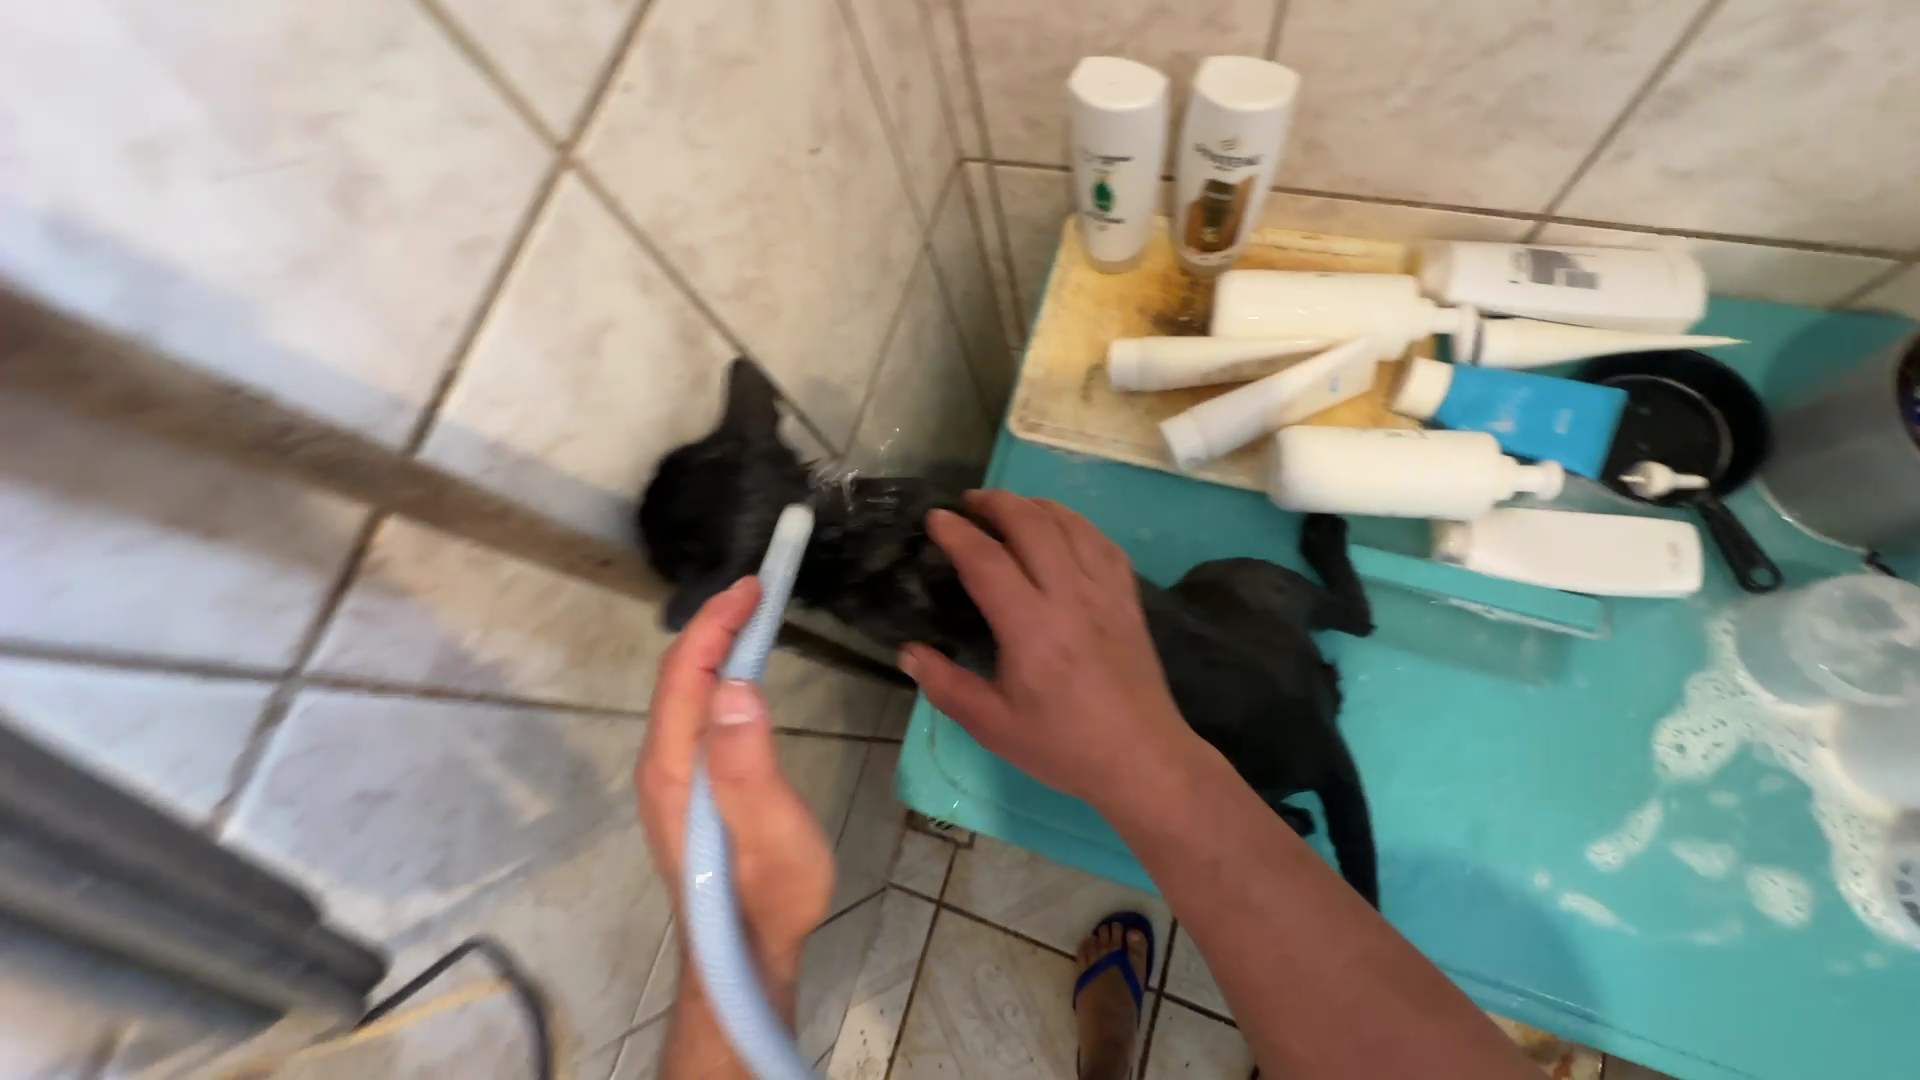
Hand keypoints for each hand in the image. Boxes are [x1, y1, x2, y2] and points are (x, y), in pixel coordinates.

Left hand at [636, 578, 833, 992]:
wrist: (746, 956)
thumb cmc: (769, 894)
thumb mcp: (770, 832)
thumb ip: (746, 763)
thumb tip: (734, 684)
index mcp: (678, 767)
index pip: (685, 675)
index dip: (715, 624)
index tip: (753, 586)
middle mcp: (663, 764)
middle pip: (678, 678)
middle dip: (713, 625)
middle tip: (758, 591)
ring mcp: (672, 778)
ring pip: (684, 693)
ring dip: (713, 647)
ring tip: (753, 617)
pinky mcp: (688, 788)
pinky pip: (695, 713)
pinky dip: (716, 676)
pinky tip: (740, 673)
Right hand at [897, 491, 1200, 808]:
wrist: (1142, 759)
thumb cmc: (1063, 746)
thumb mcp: (993, 725)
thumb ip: (945, 685)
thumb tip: (907, 652)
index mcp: (1031, 627)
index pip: (987, 560)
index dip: (957, 533)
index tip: (936, 518)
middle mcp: (1069, 596)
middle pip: (1031, 523)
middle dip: (995, 502)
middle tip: (968, 503)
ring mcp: (1105, 592)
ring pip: (1070, 524)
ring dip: (1035, 504)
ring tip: (1009, 507)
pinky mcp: (1128, 598)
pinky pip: (1102, 542)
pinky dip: (1075, 523)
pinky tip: (1062, 528)